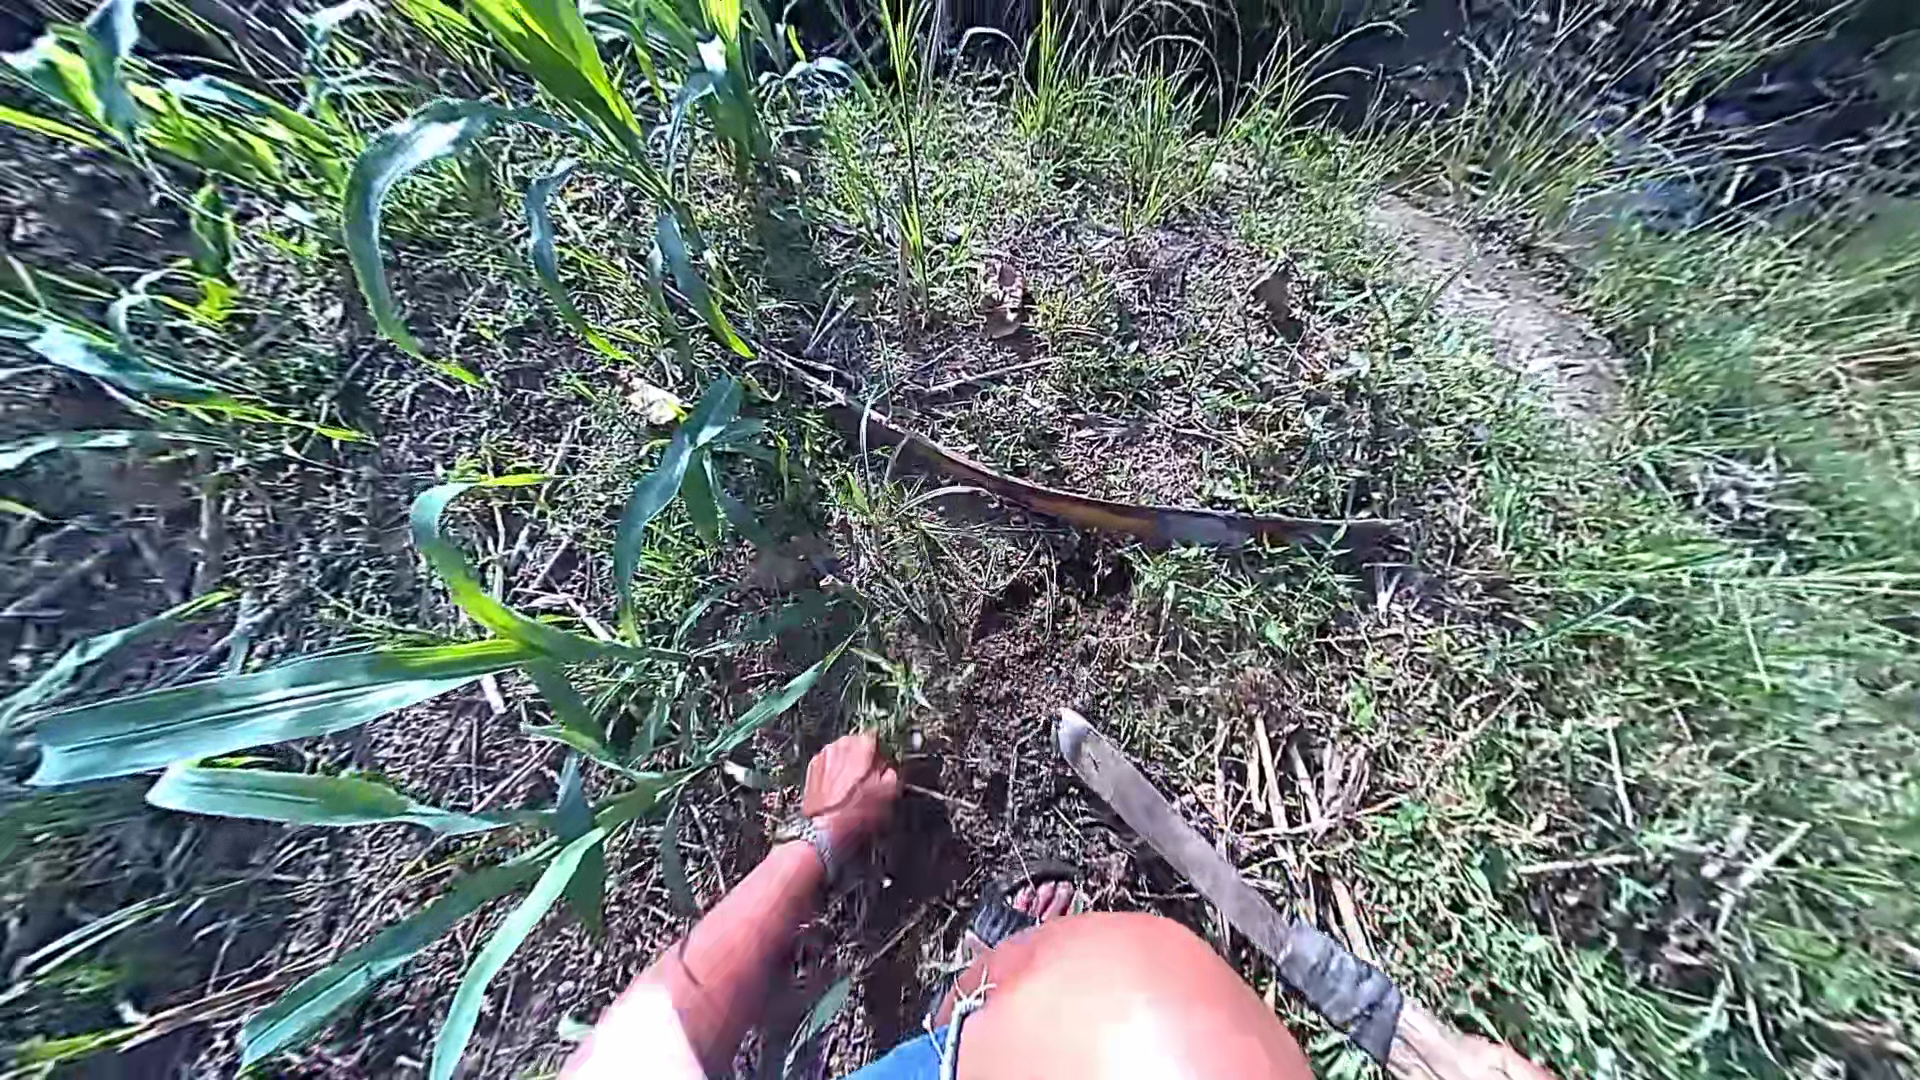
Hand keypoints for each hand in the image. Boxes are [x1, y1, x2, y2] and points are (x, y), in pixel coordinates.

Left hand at [800, 733, 900, 851]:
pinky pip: (830, 762)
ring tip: (853, 787)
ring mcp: (824, 755)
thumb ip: (891, 771)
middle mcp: (841, 745)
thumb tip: (889, 767)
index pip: (877, 735)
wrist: (824, 832)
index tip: (884, 761)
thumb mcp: (887, 792)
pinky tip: (839, 790)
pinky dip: (835, 771)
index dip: (883, 749)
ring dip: (849, 763)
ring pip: (843, 752)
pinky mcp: (813, 767)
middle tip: (870, 778)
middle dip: (865, 757)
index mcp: (861, 745)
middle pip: (859, 743)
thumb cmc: (854, 815)